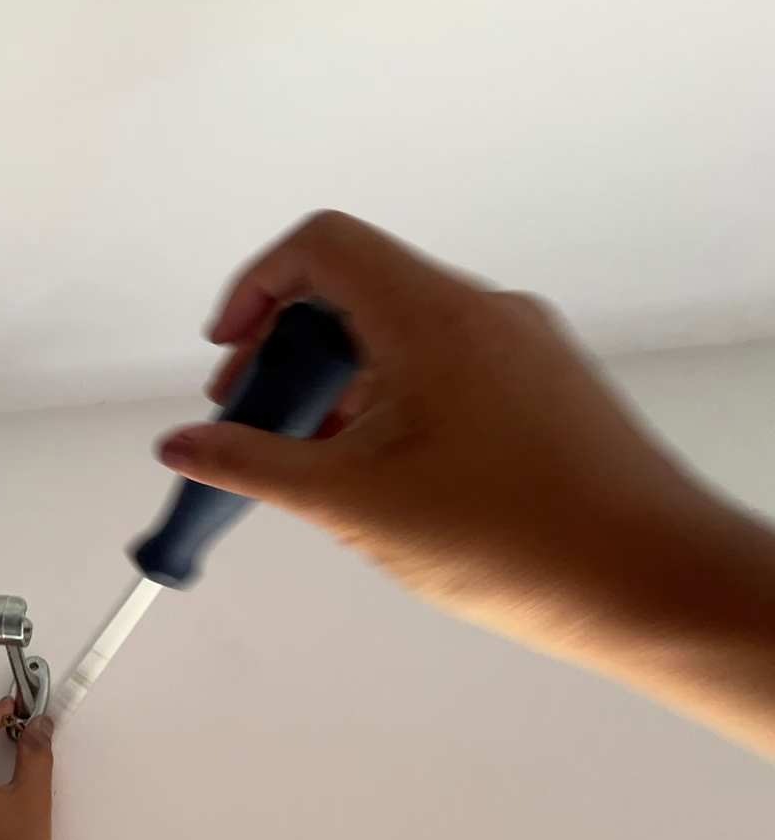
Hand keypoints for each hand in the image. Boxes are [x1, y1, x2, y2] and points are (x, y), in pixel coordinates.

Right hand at [164, 211, 774, 753]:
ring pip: (377, 335)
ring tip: (290, 453)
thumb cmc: (528, 539)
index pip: (321, 249)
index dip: (253, 287)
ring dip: (316, 383)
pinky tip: (345, 466)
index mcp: (437, 321)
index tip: (225, 344)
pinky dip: (360, 404)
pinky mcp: (515, 390)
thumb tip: (183, 444)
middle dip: (273, 349)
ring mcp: (503, 353)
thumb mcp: (344, 499)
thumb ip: (245, 463)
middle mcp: (478, 319)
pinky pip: (415, 369)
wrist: (655, 591)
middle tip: (243, 412)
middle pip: (342, 292)